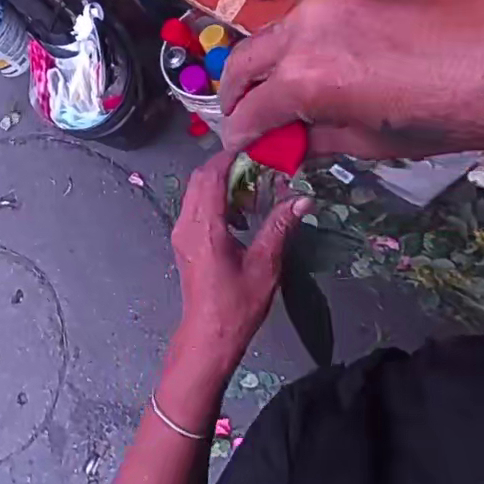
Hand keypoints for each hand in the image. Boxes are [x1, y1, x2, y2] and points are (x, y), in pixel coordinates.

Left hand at [170, 149, 309, 365]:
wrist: (208, 334)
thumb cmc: (236, 304)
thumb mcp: (265, 264)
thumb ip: (279, 227)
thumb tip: (302, 199)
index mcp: (204, 227)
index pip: (211, 176)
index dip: (231, 157)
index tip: (255, 148)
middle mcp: (186, 225)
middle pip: (199, 179)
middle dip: (227, 167)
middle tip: (259, 166)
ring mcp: (181, 233)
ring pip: (195, 192)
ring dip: (221, 183)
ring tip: (254, 190)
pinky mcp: (183, 242)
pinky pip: (195, 208)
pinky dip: (215, 199)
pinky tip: (240, 213)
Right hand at [215, 0, 483, 159]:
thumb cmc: (467, 110)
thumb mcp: (383, 141)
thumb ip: (321, 140)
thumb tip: (291, 145)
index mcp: (309, 78)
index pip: (250, 114)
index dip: (240, 140)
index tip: (241, 152)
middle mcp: (305, 32)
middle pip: (243, 65)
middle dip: (235, 99)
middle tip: (247, 125)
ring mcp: (329, 3)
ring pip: (269, 40)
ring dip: (263, 72)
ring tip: (282, 101)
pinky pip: (303, 25)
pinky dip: (294, 51)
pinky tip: (319, 72)